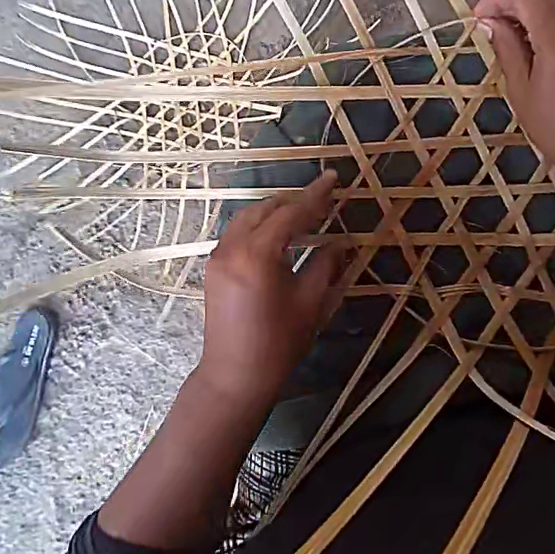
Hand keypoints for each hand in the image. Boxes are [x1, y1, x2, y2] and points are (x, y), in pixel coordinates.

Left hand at [198, 169, 348, 401]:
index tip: (332, 178)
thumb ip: (326, 265)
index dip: (315, 195)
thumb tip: (341, 242)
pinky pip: (238, 233)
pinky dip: (260, 226)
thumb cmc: (278, 343)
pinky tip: (278, 236)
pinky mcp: (214, 268)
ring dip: (275, 212)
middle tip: (322, 199)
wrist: (235, 376)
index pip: (291, 213)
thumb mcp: (311, 302)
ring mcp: (218, 257)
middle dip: (294, 201)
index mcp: (258, 253)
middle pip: (265, 208)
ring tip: (302, 215)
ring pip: (248, 218)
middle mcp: (232, 247)